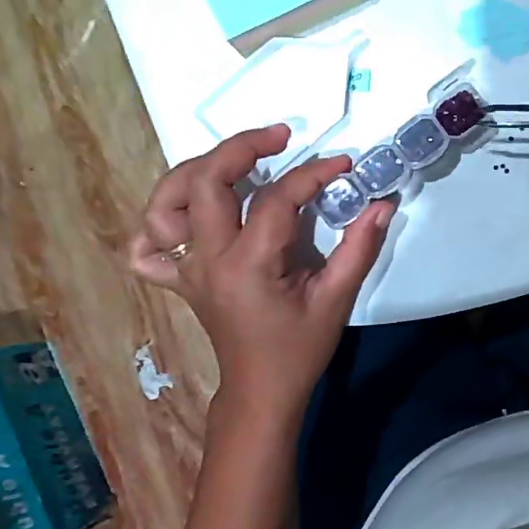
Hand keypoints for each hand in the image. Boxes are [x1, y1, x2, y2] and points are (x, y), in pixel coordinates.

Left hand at [127, 124, 392, 415]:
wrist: (261, 391)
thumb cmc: (299, 350)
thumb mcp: (336, 300)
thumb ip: (358, 249)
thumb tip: (381, 205)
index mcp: (247, 265)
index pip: (276, 199)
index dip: (312, 174)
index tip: (343, 164)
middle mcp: (207, 260)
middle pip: (204, 181)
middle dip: (240, 147)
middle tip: (279, 138)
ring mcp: (186, 269)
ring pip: (164, 205)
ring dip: (194, 172)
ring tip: (231, 163)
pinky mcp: (180, 280)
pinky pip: (147, 248)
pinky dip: (158, 224)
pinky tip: (188, 215)